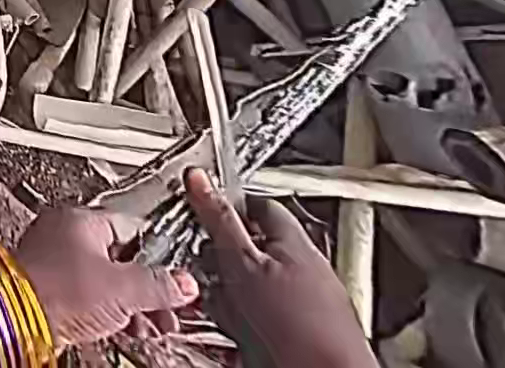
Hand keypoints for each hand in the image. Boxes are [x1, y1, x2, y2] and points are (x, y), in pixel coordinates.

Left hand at [15, 207, 198, 346]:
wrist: (21, 310)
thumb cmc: (60, 287)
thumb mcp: (122, 287)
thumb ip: (157, 284)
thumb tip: (184, 282)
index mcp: (80, 220)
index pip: (130, 228)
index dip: (158, 256)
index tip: (179, 280)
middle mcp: (65, 231)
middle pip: (119, 256)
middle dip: (148, 288)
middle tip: (169, 311)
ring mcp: (56, 256)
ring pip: (106, 277)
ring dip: (134, 303)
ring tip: (153, 325)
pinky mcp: (52, 281)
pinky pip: (90, 291)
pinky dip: (111, 309)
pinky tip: (128, 328)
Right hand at [185, 169, 373, 367]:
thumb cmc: (297, 325)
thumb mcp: (240, 261)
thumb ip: (218, 218)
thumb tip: (198, 178)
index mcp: (297, 245)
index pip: (259, 204)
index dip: (226, 202)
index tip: (200, 207)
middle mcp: (306, 269)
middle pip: (249, 242)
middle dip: (220, 250)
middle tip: (204, 258)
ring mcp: (306, 300)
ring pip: (250, 274)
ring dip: (226, 281)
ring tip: (217, 294)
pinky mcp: (299, 326)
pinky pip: (257, 303)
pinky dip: (238, 306)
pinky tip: (231, 317)